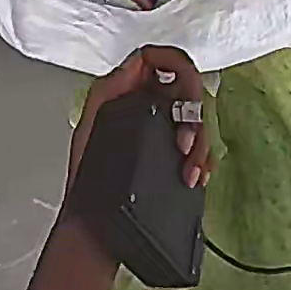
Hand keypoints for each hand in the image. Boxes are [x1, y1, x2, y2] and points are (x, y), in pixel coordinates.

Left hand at [65, 46, 214, 195]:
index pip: (153, 59)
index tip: (188, 90)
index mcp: (121, 94)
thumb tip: (140, 63)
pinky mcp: (171, 155)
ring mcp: (159, 132)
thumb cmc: (88, 183)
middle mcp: (142, 107)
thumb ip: (113, 91)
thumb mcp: (93, 128)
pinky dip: (201, 159)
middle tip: (185, 142)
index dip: (175, 65)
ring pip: (194, 121)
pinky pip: (197, 146)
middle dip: (192, 116)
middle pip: (183, 90)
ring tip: (189, 169)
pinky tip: (195, 175)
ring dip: (199, 143)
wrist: (97, 230)